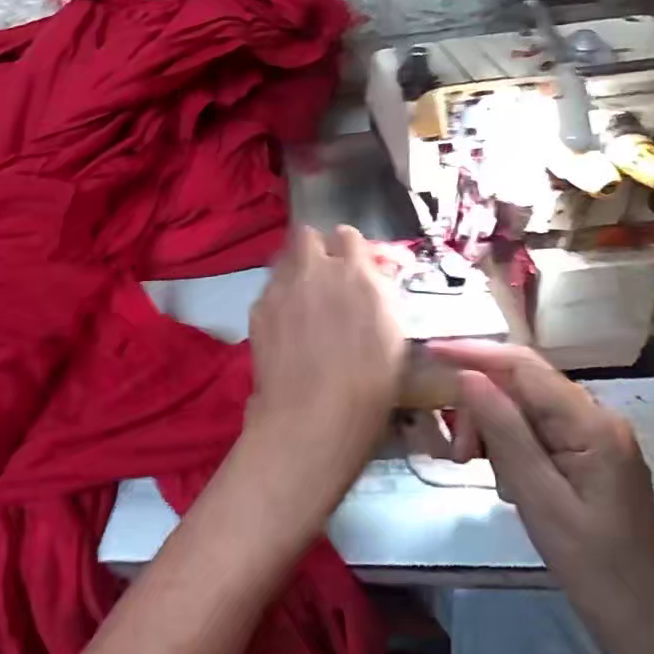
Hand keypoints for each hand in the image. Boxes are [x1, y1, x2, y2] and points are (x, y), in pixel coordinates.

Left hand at [245, 226, 407, 467]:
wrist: (312, 419)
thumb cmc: (369, 386)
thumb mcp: (395, 335)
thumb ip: (381, 295)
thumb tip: (373, 278)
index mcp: (355, 272)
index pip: (348, 234)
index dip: (350, 250)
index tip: (354, 267)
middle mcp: (315, 269)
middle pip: (308, 235)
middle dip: (316, 250)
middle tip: (324, 277)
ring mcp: (281, 287)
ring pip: (284, 258)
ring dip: (295, 270)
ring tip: (303, 300)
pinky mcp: (258, 308)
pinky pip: (269, 289)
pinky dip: (278, 298)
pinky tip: (285, 326)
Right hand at [430, 341, 653, 653]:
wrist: (644, 617)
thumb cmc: (593, 565)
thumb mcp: (540, 499)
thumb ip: (505, 433)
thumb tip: (468, 376)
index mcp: (591, 422)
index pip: (524, 366)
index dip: (475, 352)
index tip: (432, 349)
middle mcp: (596, 414)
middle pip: (524, 383)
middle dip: (481, 404)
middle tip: (458, 451)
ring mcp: (595, 432)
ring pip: (527, 405)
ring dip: (493, 427)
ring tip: (476, 467)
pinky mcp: (589, 451)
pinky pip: (539, 427)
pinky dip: (511, 442)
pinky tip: (503, 475)